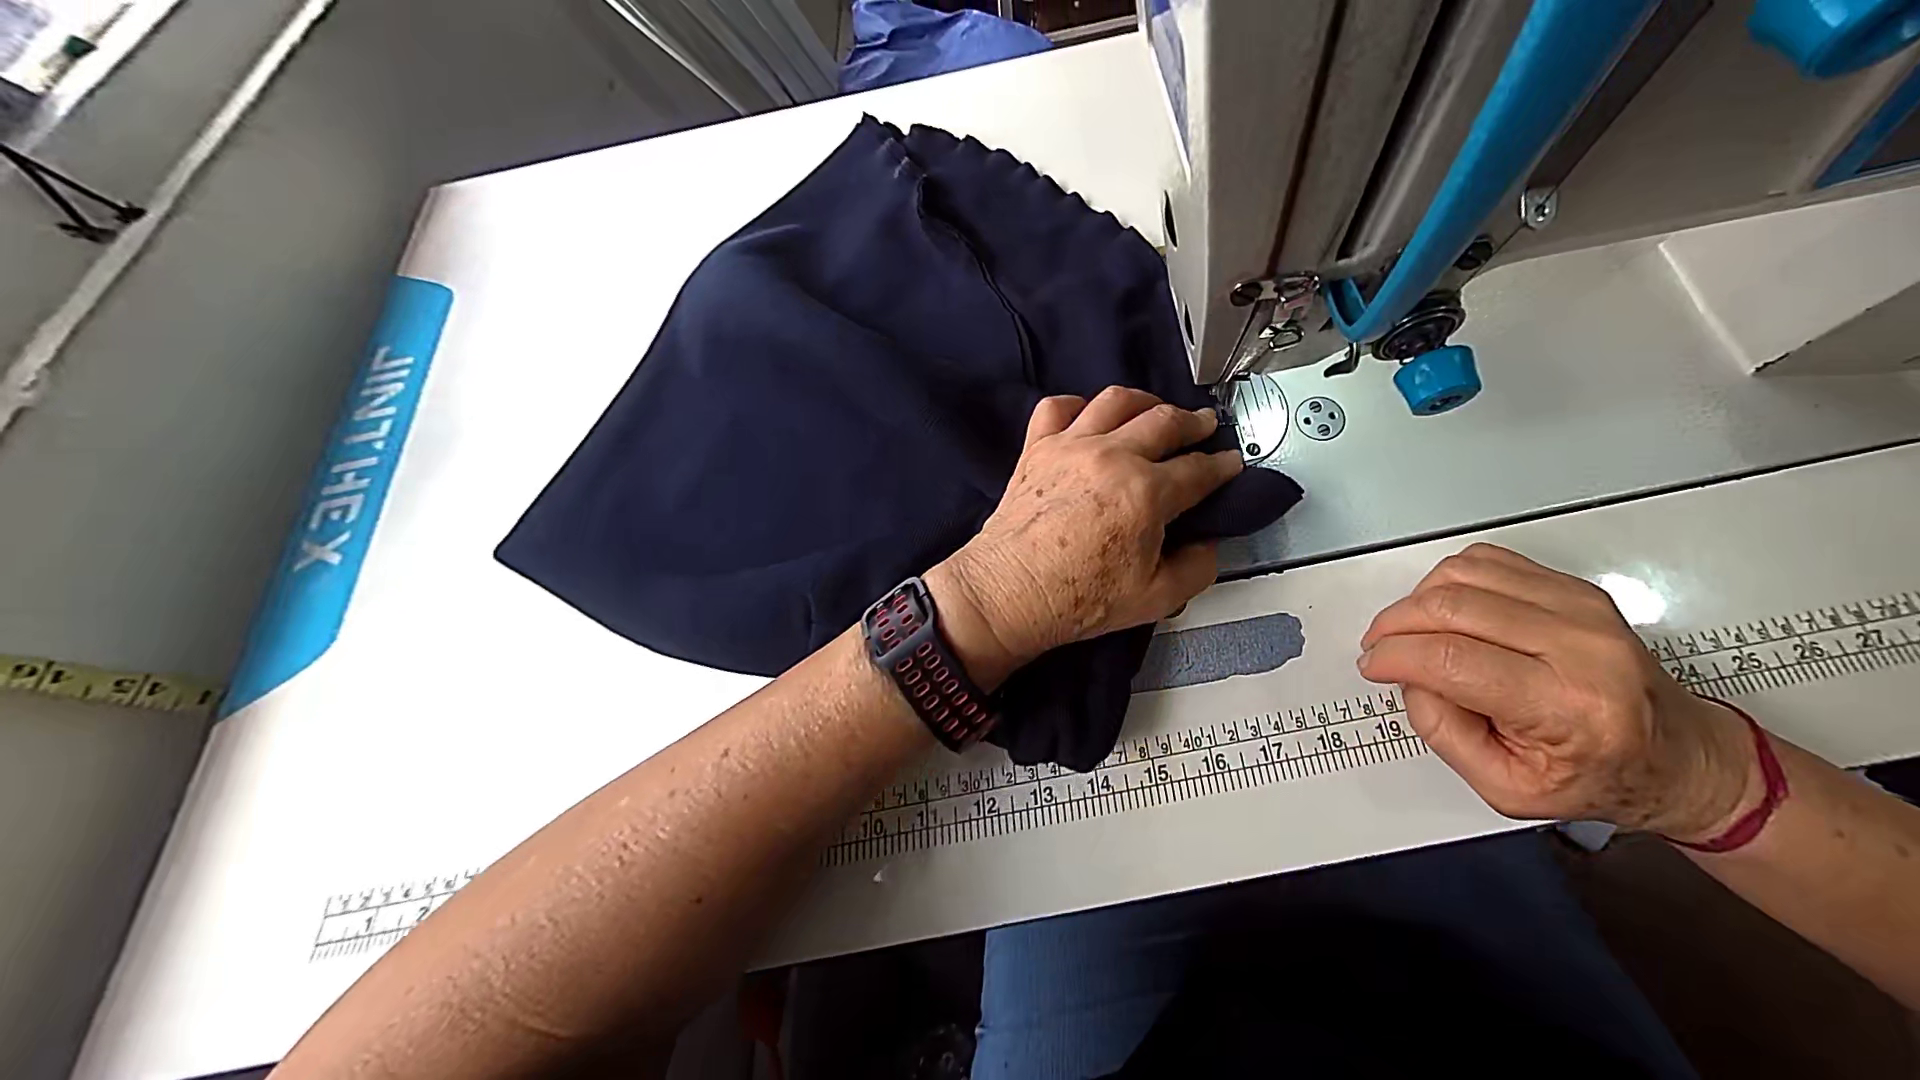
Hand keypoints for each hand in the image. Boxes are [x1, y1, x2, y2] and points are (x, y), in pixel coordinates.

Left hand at [924, 387, 1243, 689]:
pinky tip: (1088, 414)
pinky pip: (1056, 407)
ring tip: (1156, 409)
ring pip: (1116, 400)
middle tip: (1203, 426)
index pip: (1199, 469)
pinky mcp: (1037, 450)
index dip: (1222, 466)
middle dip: (1193, 422)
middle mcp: (1110, 458)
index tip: (1228, 464)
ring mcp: (1070, 448)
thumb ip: (1197, 568)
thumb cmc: (1074, 598)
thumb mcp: (1157, 598)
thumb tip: (1205, 547)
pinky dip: (1077, 404)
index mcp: (1145, 493)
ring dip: (1145, 401)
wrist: (1009, 595)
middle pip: (1165, 421)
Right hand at [1355, 543, 1765, 842]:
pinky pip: (1486, 561)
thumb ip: (1442, 731)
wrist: (1681, 758)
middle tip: (1380, 648)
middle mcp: (1583, 648)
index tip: (1373, 666)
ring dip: (1417, 601)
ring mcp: (1582, 610)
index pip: (1450, 659)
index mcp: (1570, 708)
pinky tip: (1444, 611)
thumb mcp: (1506, 787)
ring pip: (1462, 575)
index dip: (1393, 656)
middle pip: (1450, 607)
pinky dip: (1447, 581)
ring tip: (1411, 631)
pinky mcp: (1574, 589)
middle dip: (1394, 626)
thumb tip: (1409, 677)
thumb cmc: (1597, 777)